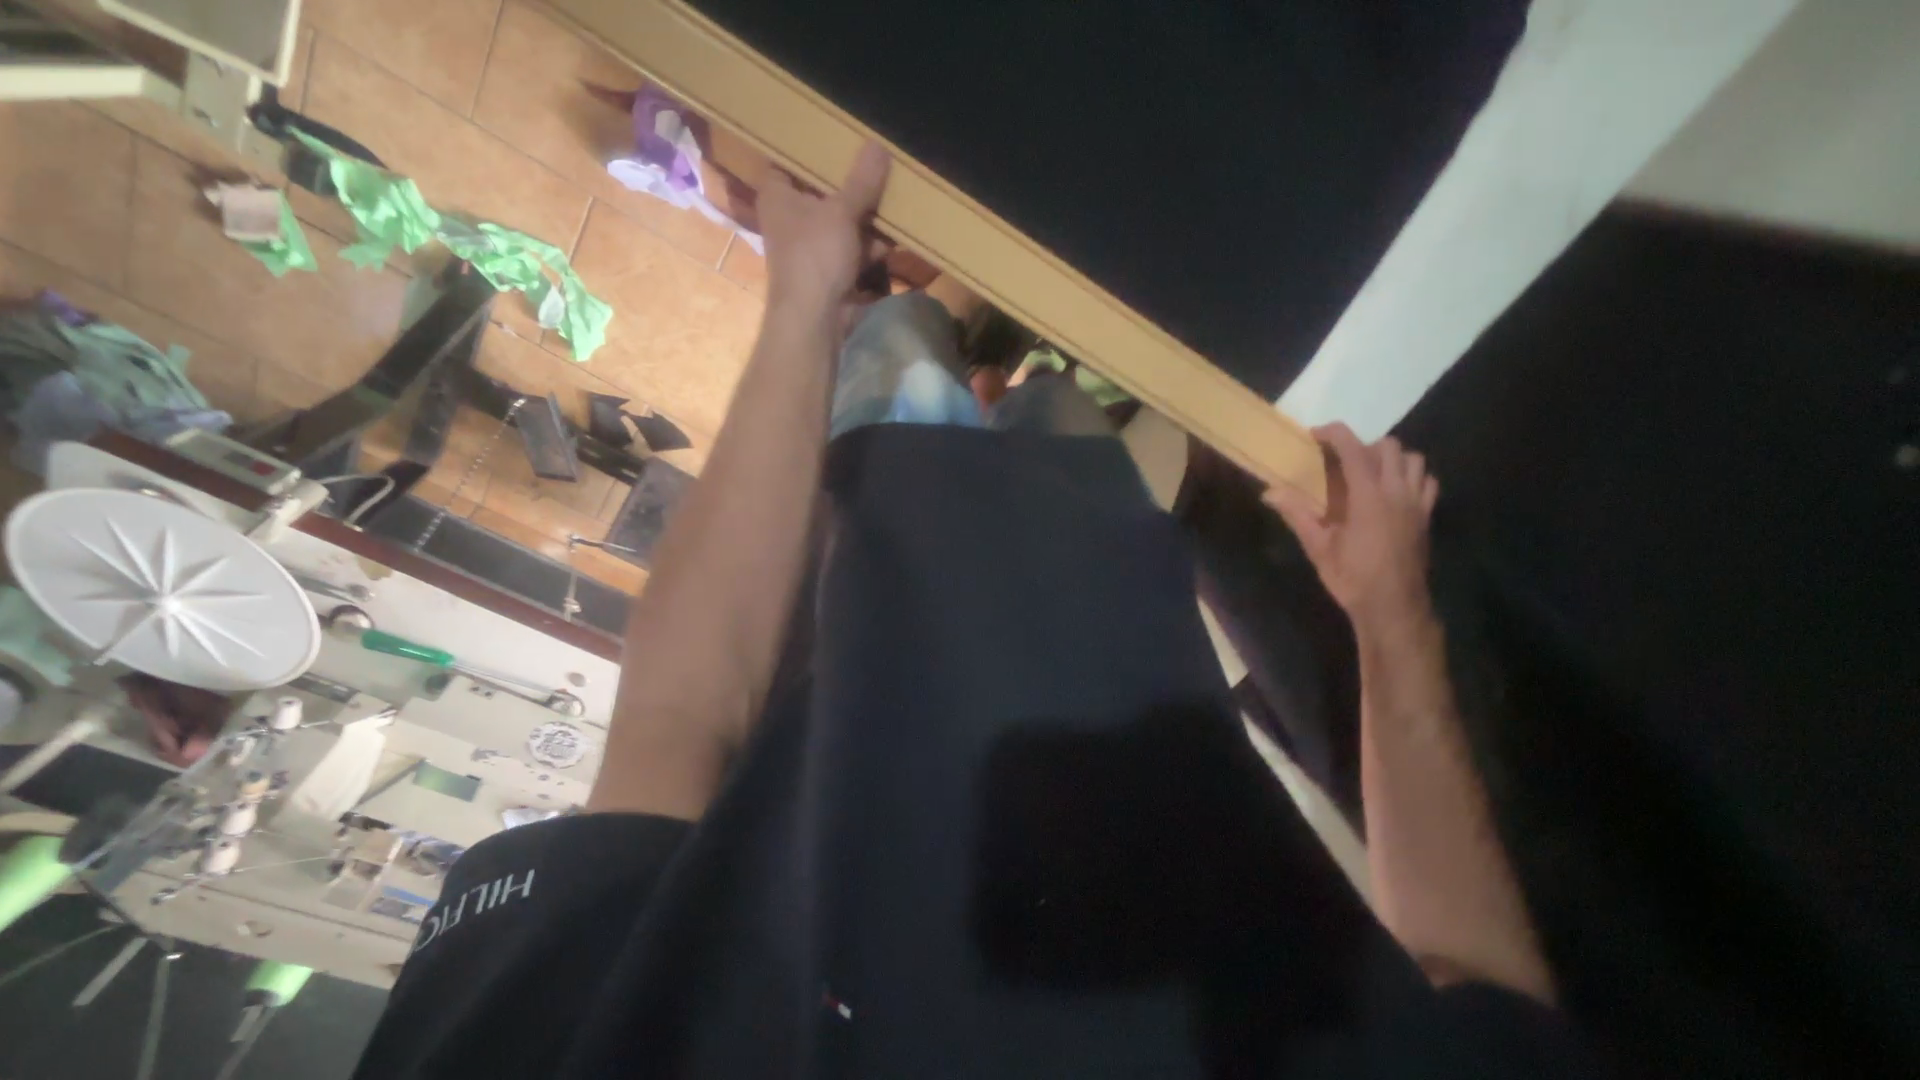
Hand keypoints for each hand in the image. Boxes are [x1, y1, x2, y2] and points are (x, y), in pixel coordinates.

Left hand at [758, 141, 890, 313]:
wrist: (814, 318)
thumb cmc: (815, 255)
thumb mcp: (842, 211)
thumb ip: (862, 181)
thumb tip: (878, 145)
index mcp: (778, 195)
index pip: (788, 162)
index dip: (810, 150)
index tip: (837, 138)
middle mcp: (788, 219)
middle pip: (821, 193)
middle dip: (851, 186)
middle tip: (876, 165)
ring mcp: (808, 248)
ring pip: (840, 223)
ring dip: (865, 219)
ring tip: (893, 200)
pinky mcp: (828, 272)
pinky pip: (851, 251)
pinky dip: (869, 247)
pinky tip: (892, 239)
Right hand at [1265, 423, 1439, 627]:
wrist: (1393, 606)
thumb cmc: (1352, 577)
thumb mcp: (1318, 547)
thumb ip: (1297, 514)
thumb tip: (1269, 492)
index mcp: (1368, 495)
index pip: (1353, 447)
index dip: (1334, 433)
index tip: (1315, 435)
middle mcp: (1397, 491)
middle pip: (1388, 446)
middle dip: (1363, 445)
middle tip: (1342, 460)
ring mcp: (1416, 503)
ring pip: (1413, 460)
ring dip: (1391, 458)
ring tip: (1371, 472)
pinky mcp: (1426, 516)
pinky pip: (1426, 482)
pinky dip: (1412, 476)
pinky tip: (1394, 491)